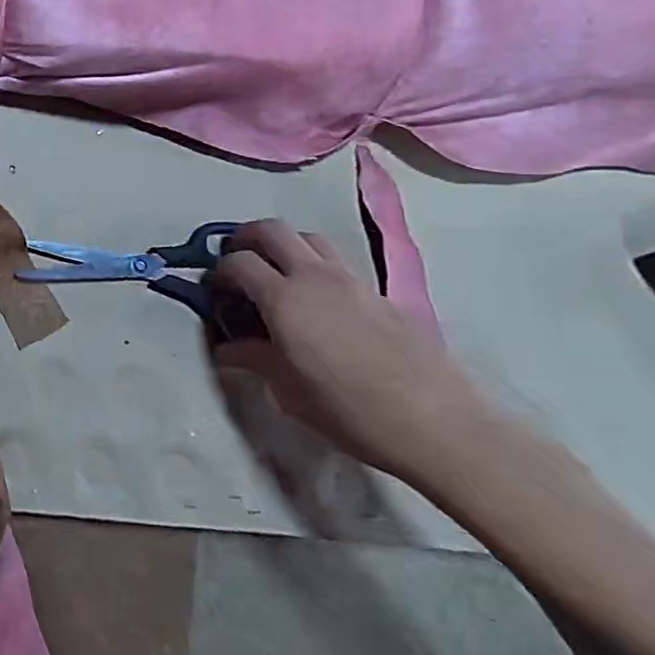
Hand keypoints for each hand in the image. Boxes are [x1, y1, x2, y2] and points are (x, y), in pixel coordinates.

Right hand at [212, 220, 505, 481]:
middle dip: (246, 238)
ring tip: (277, 271)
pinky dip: (317, 263)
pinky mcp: (381, 292)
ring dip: (285, 244)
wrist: (440, 424)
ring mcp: (352, 280)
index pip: (238, 263)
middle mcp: (315, 277)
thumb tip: (228, 348)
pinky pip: (339, 261)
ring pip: (309, 236)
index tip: (214, 291)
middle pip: (272, 229)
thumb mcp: (289, 392)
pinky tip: (320, 298)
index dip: (219, 271)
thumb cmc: (352, 412)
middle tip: (237, 261)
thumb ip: (255, 359)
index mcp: (284, 299)